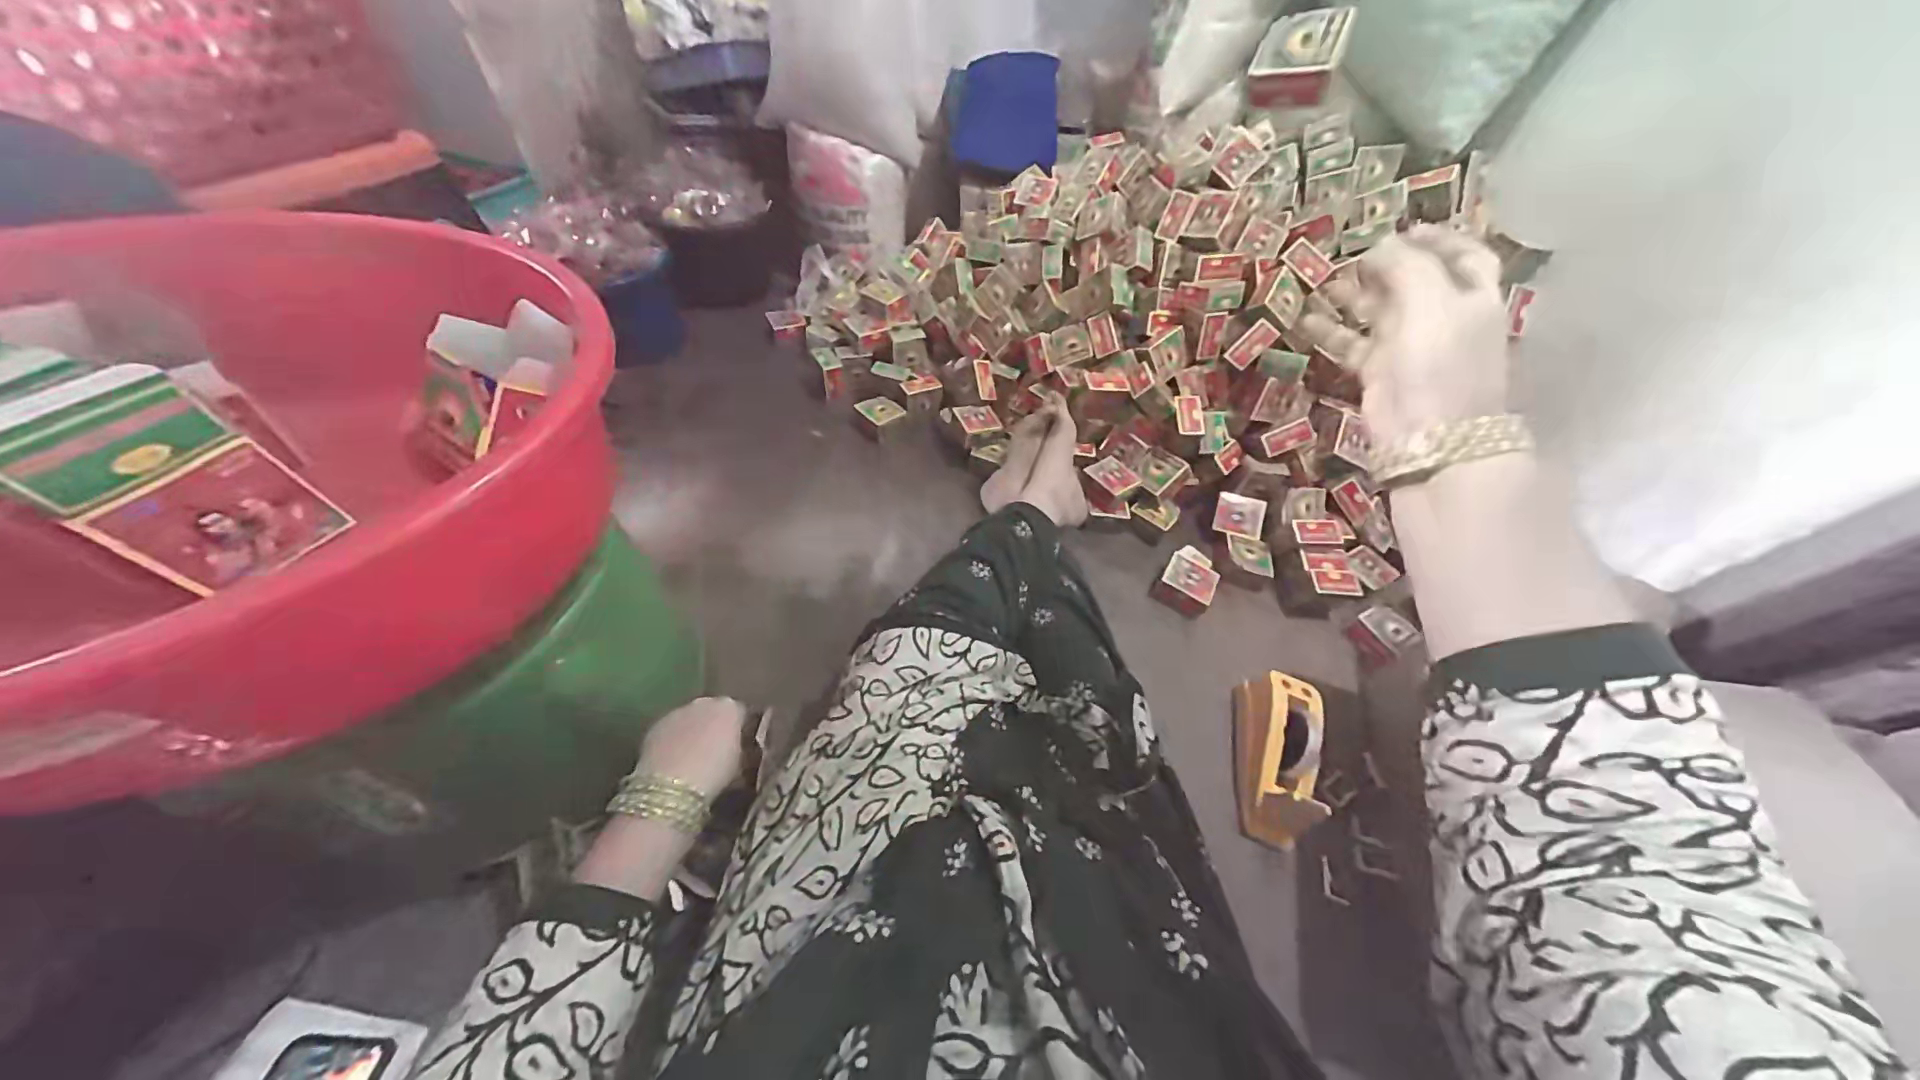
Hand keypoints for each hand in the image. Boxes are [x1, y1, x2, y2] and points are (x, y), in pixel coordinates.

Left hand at [635, 696, 748, 799]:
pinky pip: (671, 730)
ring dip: (693, 732)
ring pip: (690, 719)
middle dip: (716, 727)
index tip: (743, 746)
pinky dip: (674, 741)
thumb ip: (746, 750)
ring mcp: (676, 712)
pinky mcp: (655, 726)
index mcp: (730, 707)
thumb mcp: (743, 764)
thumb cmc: (716, 774)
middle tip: (718, 751)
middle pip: (714, 711)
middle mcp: (704, 702)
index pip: (742, 712)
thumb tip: (746, 750)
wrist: (671, 787)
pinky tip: (674, 761)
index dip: (743, 729)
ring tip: (693, 758)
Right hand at [1298, 225, 1511, 444]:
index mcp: (1471, 296)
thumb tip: (1379, 245)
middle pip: (1413, 281)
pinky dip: (1329, 331)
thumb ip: (1406, 267)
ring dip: (1350, 296)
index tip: (1402, 229)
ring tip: (1319, 282)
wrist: (1429, 437)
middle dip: (1383, 265)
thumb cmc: (1440, 365)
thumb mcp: (1431, 304)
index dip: (1437, 238)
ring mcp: (1409, 347)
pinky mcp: (1378, 372)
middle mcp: (1442, 317)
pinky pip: (1351, 343)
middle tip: (1348, 255)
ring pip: (1377, 311)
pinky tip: (1305, 319)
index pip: (1463, 255)